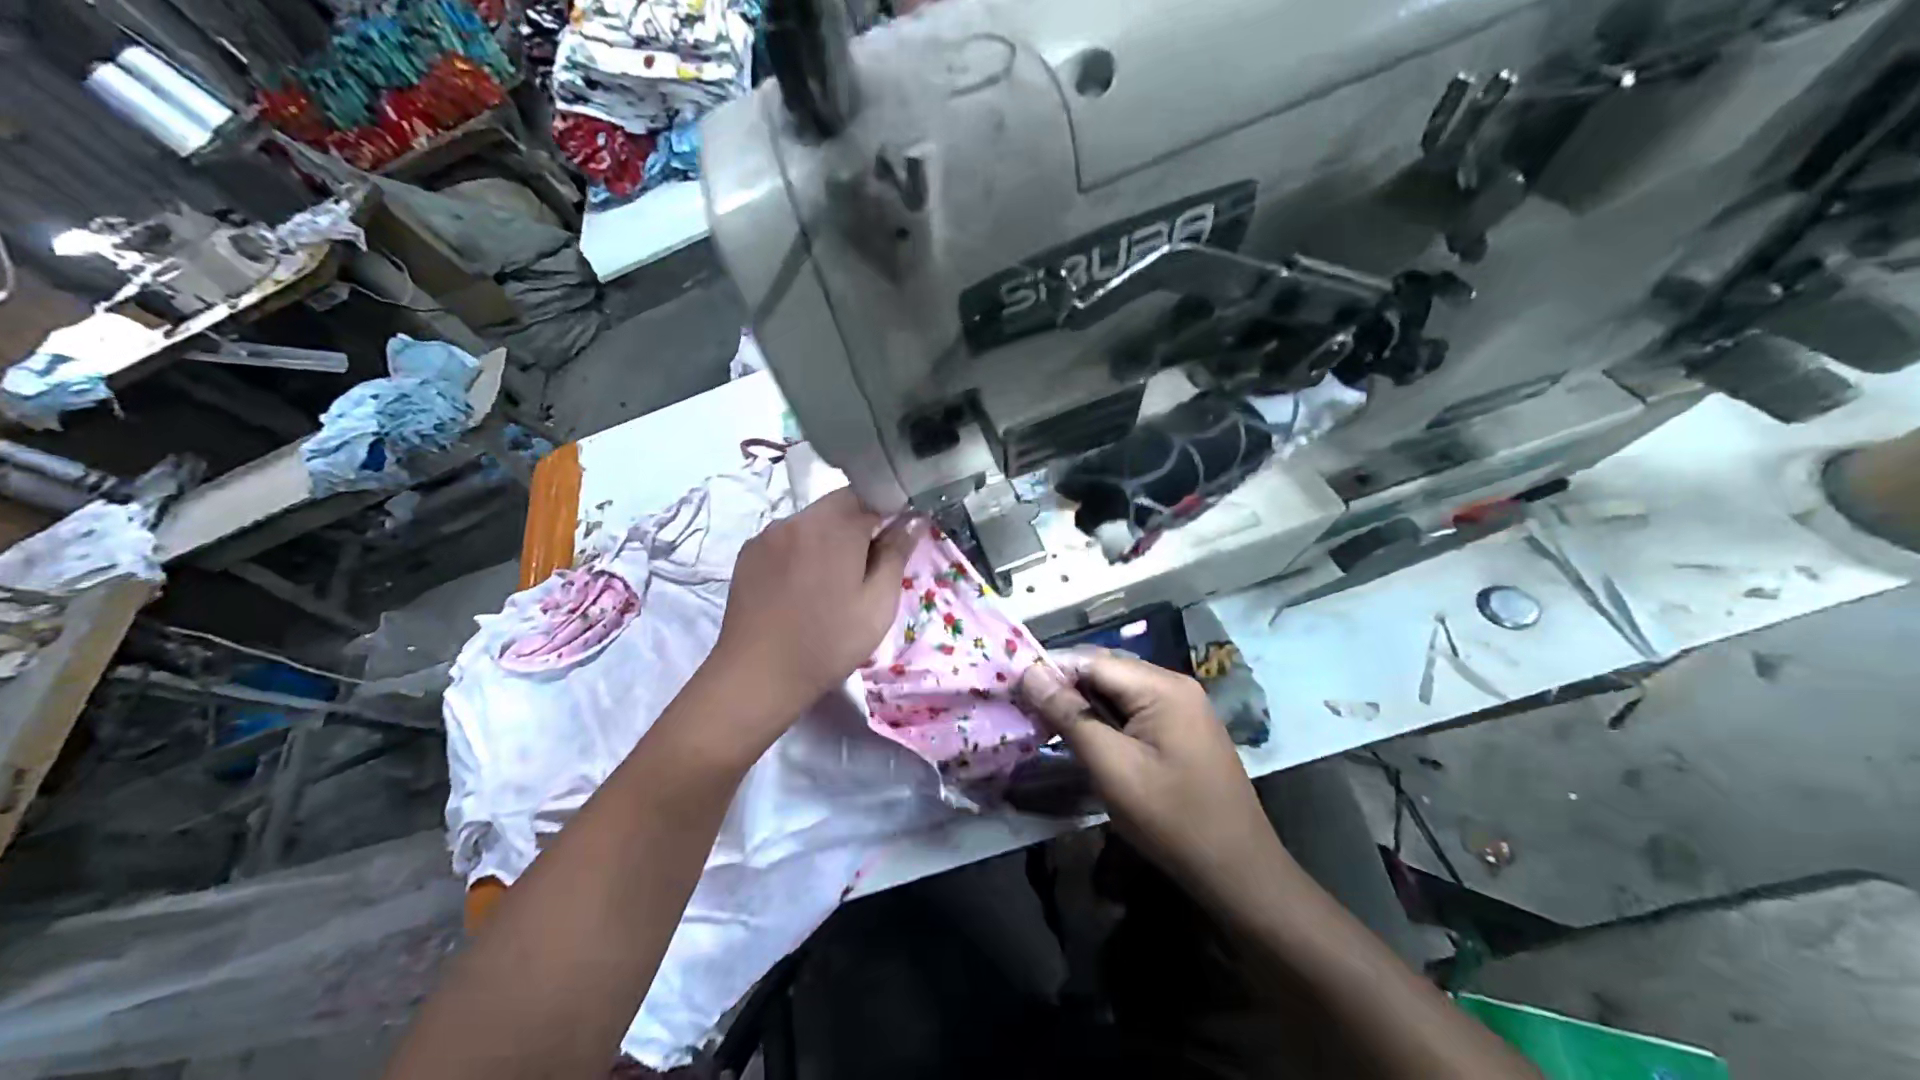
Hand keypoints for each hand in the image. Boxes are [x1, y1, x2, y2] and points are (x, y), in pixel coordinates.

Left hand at [710, 488, 920, 738]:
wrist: (757, 676)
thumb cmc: (828, 643)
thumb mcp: (877, 604)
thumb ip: (896, 554)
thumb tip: (913, 520)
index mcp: (834, 527)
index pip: (872, 495)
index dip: (890, 512)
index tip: (897, 540)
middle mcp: (798, 519)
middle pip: (839, 505)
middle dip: (859, 525)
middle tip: (868, 566)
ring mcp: (768, 534)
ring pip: (812, 521)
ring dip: (829, 537)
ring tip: (833, 581)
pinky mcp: (748, 553)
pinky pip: (787, 538)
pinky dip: (802, 550)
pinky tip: (802, 586)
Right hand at [1018, 651, 1283, 894]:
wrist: (1237, 871)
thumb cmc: (1171, 818)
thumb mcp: (1112, 767)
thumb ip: (1069, 715)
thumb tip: (1030, 673)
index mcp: (1162, 687)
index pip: (1092, 661)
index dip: (1049, 671)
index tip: (1012, 689)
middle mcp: (1174, 686)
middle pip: (1105, 673)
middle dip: (1063, 688)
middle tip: (1022, 710)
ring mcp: (1182, 708)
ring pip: (1117, 693)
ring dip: (1081, 706)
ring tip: (1043, 725)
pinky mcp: (1181, 731)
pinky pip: (1133, 712)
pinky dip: (1103, 721)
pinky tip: (1081, 739)